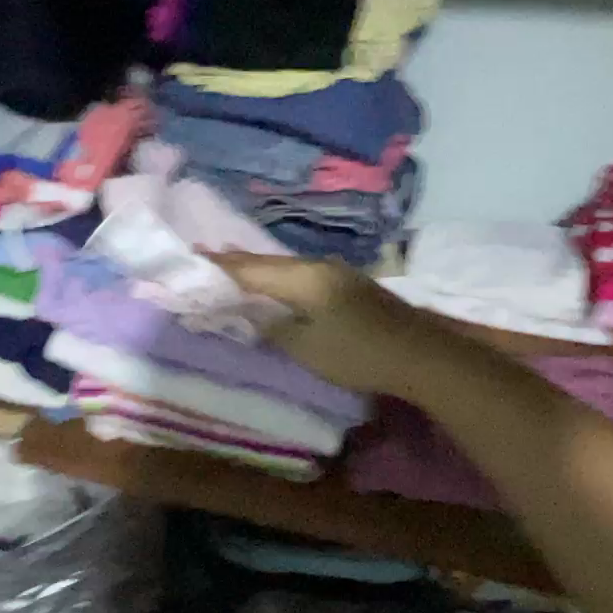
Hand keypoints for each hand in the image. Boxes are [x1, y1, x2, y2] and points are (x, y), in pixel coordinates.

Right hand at [211, 253, 441, 395]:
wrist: (420, 354)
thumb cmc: (358, 353)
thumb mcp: (305, 347)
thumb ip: (272, 327)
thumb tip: (250, 315)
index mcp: (304, 277)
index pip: (251, 268)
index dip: (219, 266)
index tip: (192, 258)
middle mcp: (318, 266)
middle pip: (268, 262)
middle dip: (236, 262)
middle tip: (204, 258)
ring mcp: (337, 273)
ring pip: (286, 268)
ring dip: (258, 269)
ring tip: (231, 266)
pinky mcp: (349, 286)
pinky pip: (302, 276)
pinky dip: (279, 279)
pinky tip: (274, 282)